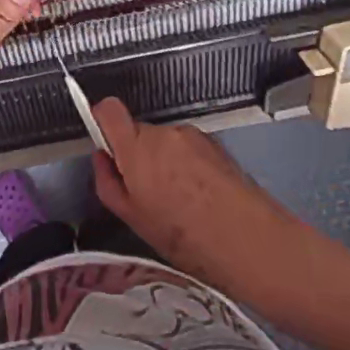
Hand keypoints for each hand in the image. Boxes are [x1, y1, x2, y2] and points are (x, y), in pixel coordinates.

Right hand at [91, 98, 308, 291]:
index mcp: (137, 148)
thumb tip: (101, 160)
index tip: (103, 140)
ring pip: (164, 142)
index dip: (100, 119)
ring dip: (164, 162)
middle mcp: (164, 133)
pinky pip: (187, 148)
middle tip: (146, 192)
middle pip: (138, 132)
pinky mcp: (214, 144)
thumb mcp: (133, 219)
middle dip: (137, 155)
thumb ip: (108, 183)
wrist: (249, 239)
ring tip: (177, 202)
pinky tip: (197, 198)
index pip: (108, 109)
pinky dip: (186, 166)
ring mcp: (191, 136)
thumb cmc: (187, 236)